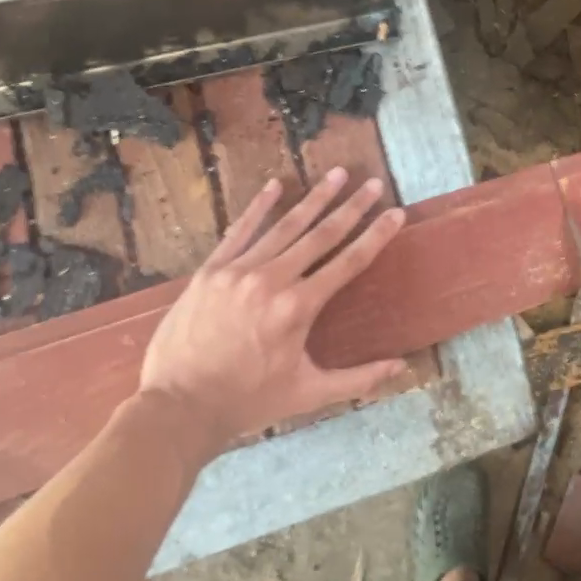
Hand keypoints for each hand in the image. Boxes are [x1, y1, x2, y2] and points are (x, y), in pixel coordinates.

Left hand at [138, 168, 408, 456]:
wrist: (178, 406)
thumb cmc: (248, 401)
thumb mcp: (309, 393)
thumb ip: (358, 379)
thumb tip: (402, 368)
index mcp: (298, 308)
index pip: (349, 262)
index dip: (376, 236)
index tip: (396, 213)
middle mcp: (272, 281)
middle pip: (321, 235)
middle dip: (351, 207)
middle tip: (373, 183)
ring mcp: (238, 272)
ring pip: (284, 227)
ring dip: (314, 199)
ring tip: (337, 174)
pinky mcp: (211, 272)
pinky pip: (240, 232)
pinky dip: (259, 208)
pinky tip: (275, 185)